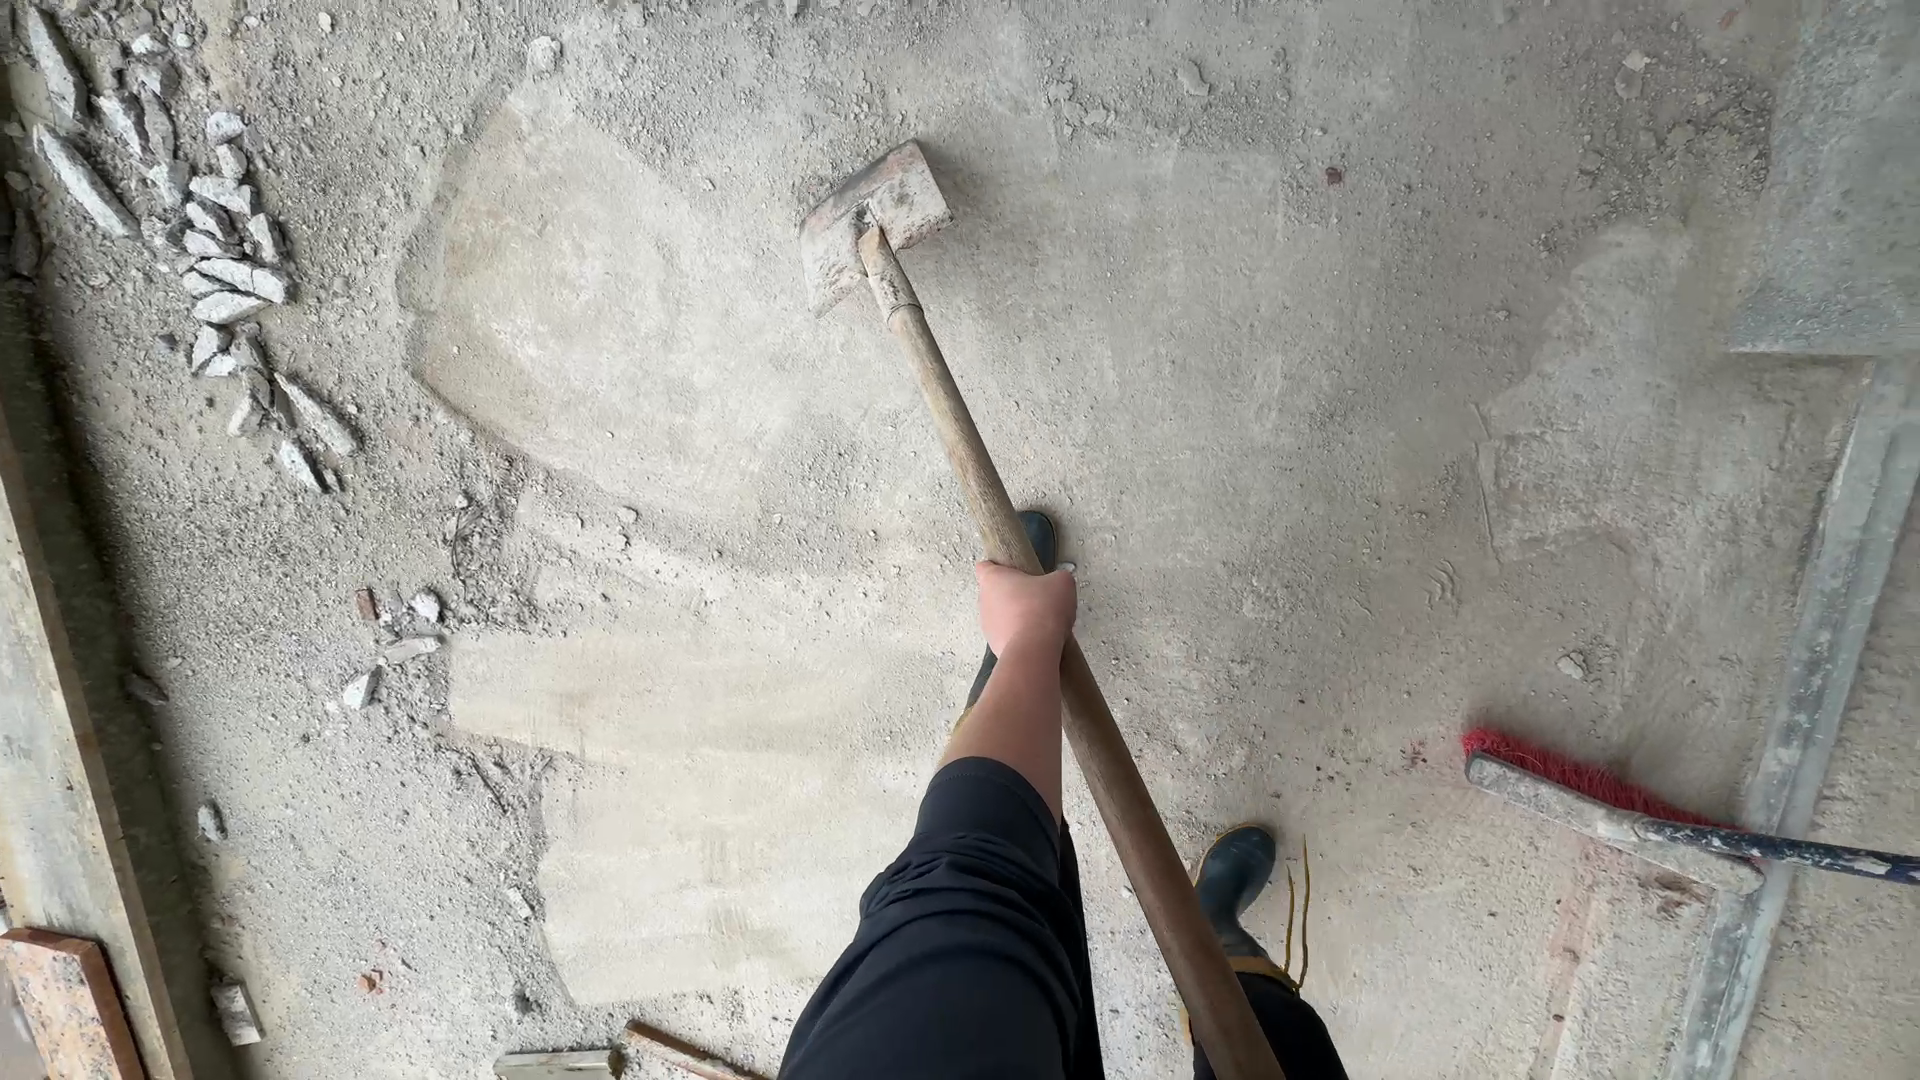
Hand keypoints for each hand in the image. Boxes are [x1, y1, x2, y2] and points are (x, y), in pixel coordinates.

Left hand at [975, 560, 1075, 657]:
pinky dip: (1019, 636)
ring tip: (1039, 622)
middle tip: (1035, 598)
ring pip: (1000, 616)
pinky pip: (1007, 636)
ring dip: (1015, 617)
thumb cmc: (1042, 608)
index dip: (999, 567)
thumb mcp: (1062, 582)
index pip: (985, 566)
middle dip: (1013, 595)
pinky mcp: (994, 645)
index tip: (1015, 572)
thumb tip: (1057, 585)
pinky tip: (1036, 639)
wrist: (1035, 648)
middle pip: (995, 592)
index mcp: (992, 579)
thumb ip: (1057, 577)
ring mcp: (986, 625)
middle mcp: (984, 600)